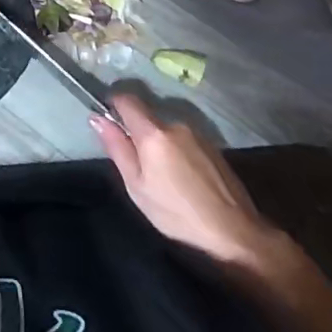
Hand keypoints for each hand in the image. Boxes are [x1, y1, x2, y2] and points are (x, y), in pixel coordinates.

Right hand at [92, 93, 286, 266]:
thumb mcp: (137, 186)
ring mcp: (197, 132)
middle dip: (137, 130)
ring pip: (166, 127)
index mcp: (153, 132)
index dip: (113, 104)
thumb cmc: (177, 213)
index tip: (108, 120)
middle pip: (147, 114)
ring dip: (158, 141)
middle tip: (136, 162)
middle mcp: (175, 123)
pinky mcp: (212, 144)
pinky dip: (176, 149)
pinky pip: (183, 137)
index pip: (126, 99)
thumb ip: (117, 148)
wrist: (234, 232)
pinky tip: (182, 177)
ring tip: (161, 174)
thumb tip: (97, 119)